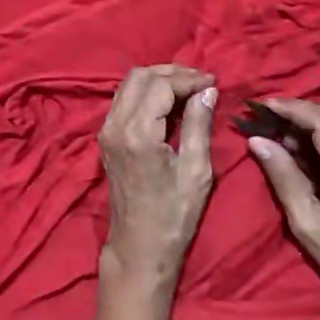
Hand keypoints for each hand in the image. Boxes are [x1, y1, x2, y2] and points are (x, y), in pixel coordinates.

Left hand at [98, 66, 217, 284]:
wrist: (139, 246)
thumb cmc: (173, 216)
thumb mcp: (196, 171)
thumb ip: (198, 125)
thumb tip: (207, 91)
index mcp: (136, 132)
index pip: (159, 85)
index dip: (187, 78)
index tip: (214, 82)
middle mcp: (114, 124)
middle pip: (138, 76)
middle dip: (171, 72)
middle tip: (201, 81)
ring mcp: (106, 129)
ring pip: (128, 85)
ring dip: (157, 79)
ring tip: (189, 87)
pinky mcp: (106, 137)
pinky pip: (124, 100)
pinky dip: (146, 92)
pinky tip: (170, 101)